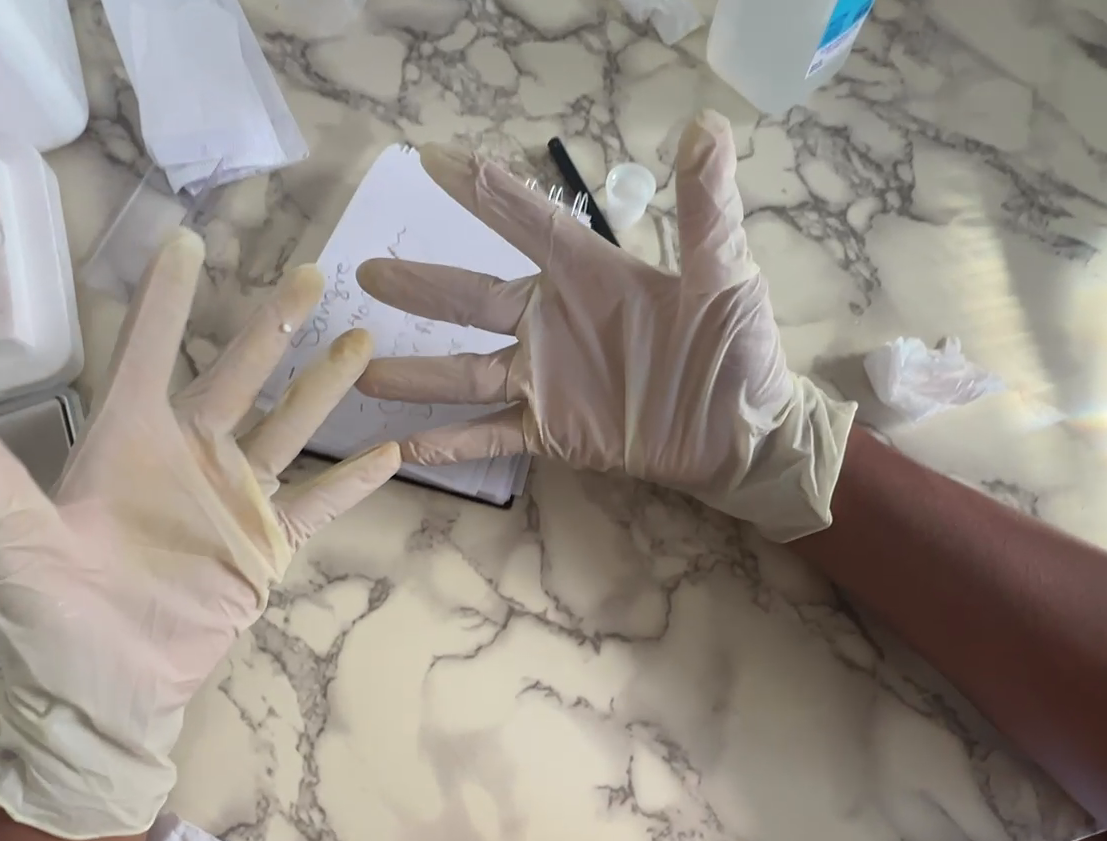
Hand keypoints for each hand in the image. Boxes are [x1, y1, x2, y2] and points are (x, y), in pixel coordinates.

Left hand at [0, 230, 399, 839]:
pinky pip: (314, 508)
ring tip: (364, 344)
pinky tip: (389, 454)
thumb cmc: (46, 620)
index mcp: (123, 445)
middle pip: (236, 379)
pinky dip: (349, 485)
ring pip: (287, 431)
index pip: (146, 354)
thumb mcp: (2, 538)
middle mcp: (185, 461)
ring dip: (324, 389)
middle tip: (315, 273)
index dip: (166, 300)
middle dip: (273, 327)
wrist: (102, 697)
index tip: (188, 240)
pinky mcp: (264, 549)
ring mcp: (232, 503)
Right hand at [353, 110, 855, 541]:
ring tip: (362, 369)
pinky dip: (451, 444)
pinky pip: (492, 436)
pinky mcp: (553, 432)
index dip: (481, 191)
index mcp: (591, 277)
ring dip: (417, 373)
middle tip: (366, 273)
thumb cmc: (737, 354)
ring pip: (467, 372)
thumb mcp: (726, 278)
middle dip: (422, 285)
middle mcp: (555, 325)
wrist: (744, 438)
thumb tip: (706, 126)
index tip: (429, 158)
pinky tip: (405, 449)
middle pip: (474, 299)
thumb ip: (706, 212)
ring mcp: (548, 382)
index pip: (527, 223)